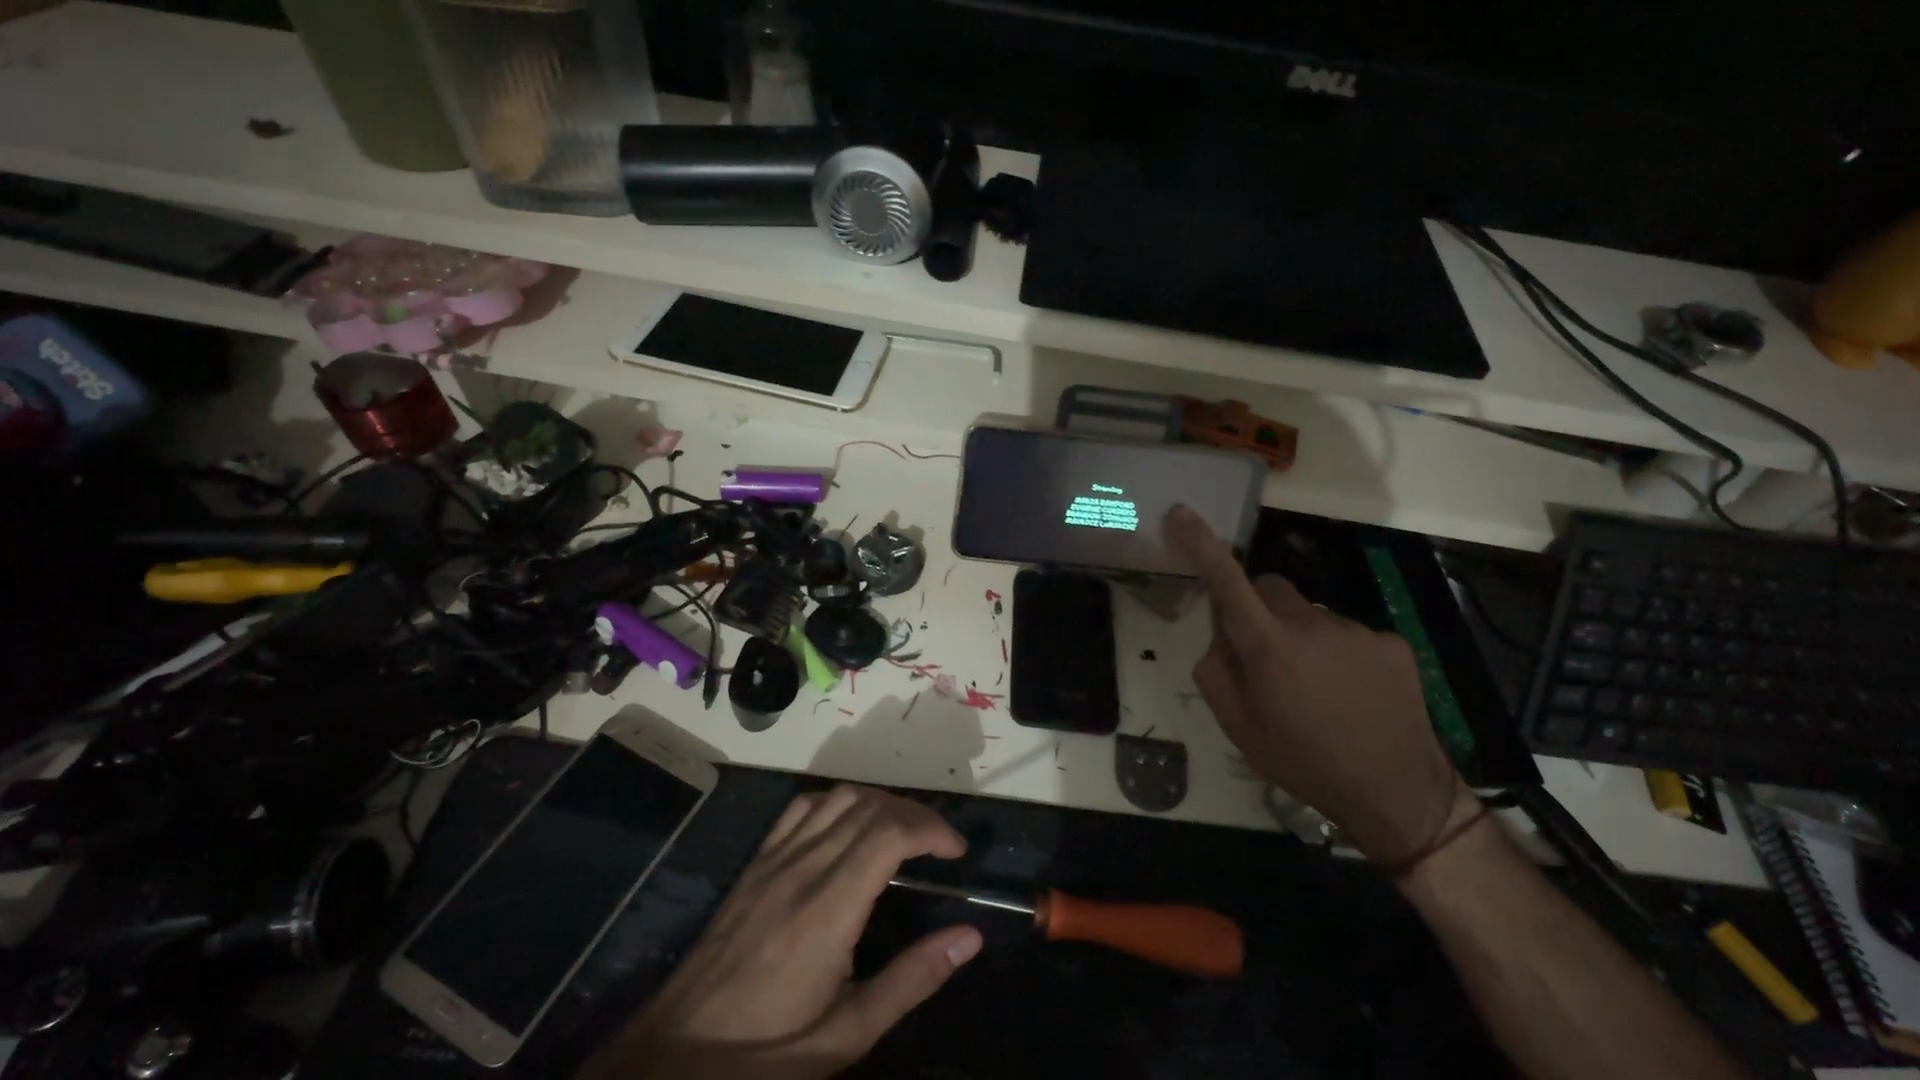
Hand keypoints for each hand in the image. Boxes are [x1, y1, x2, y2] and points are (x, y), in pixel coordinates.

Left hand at [580, 785, 982, 1079]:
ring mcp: (771, 862)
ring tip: (905, 833)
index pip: (887, 833)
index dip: (930, 828)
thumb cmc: (768, 1049)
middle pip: (866, 806)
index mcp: (826, 910)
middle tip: (939, 845)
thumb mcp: (847, 1033)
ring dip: (879, 802)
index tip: (956, 851)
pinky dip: (836, 802)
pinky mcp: (754, 865)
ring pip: (835, 798)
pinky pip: (799, 810)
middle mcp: (799, 870)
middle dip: (914, 813)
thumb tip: (969, 937)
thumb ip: (911, 981)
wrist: (677, 1053)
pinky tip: (849, 827)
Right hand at [1166, 505, 1476, 863]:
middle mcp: (1312, 624)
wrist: (1395, 791)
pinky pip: (1352, 635)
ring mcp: (1356, 630)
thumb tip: (1219, 639)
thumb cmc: (1303, 763)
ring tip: (1319, 692)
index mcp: (1268, 645)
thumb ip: (1215, 674)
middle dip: (1260, 610)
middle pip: (1272, 590)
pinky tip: (1354, 695)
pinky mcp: (1392, 643)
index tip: (1181, 514)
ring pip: (1313, 616)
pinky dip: (1342, 655)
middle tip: (1266, 658)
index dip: (1201, 544)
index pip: (1226, 581)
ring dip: (1304, 639)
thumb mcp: (1239, 729)